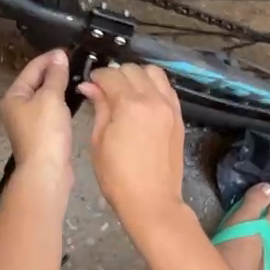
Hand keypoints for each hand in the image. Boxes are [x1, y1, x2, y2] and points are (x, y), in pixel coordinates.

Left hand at [0, 50, 73, 172]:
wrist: (46, 171)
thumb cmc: (45, 132)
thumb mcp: (51, 98)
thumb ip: (55, 75)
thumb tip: (59, 55)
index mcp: (14, 96)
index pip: (32, 68)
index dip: (49, 58)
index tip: (69, 50)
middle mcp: (17, 107)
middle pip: (36, 81)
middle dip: (54, 71)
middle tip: (77, 61)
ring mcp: (28, 122)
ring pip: (44, 97)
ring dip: (59, 86)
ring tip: (78, 76)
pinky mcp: (41, 133)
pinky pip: (51, 110)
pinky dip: (61, 102)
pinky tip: (74, 99)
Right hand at [78, 63, 186, 234]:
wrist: (152, 201)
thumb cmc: (117, 176)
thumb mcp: (98, 141)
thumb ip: (98, 107)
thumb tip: (90, 86)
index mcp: (130, 105)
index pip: (110, 75)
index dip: (96, 77)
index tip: (90, 86)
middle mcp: (153, 99)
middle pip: (132, 69)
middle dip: (115, 74)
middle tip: (105, 90)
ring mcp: (169, 107)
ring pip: (153, 72)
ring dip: (137, 76)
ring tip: (126, 91)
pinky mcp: (178, 116)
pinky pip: (166, 87)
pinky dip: (153, 86)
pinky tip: (142, 100)